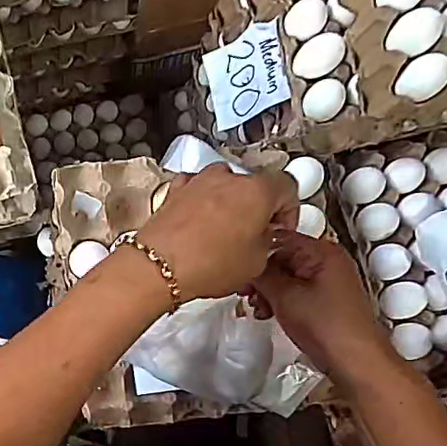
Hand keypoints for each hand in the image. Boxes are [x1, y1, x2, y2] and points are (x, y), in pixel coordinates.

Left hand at [139, 165, 297, 299]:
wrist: (158, 267)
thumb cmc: (205, 263)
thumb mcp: (255, 263)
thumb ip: (267, 243)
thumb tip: (262, 239)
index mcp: (258, 190)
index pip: (287, 187)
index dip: (289, 211)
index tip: (281, 228)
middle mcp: (227, 178)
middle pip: (253, 186)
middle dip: (256, 209)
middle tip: (253, 235)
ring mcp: (198, 182)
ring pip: (223, 188)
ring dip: (227, 206)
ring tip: (223, 235)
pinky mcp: (174, 192)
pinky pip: (195, 194)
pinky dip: (200, 206)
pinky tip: (198, 228)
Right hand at [249, 231, 392, 372]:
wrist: (354, 360)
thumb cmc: (328, 327)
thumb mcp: (284, 296)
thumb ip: (262, 275)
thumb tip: (248, 265)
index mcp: (323, 252)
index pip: (279, 238)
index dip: (255, 253)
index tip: (239, 269)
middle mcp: (328, 261)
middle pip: (282, 257)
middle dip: (261, 276)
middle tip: (246, 292)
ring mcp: (328, 280)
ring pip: (286, 276)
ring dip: (267, 290)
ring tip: (258, 307)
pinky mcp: (325, 299)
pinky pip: (295, 291)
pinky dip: (279, 300)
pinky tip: (269, 313)